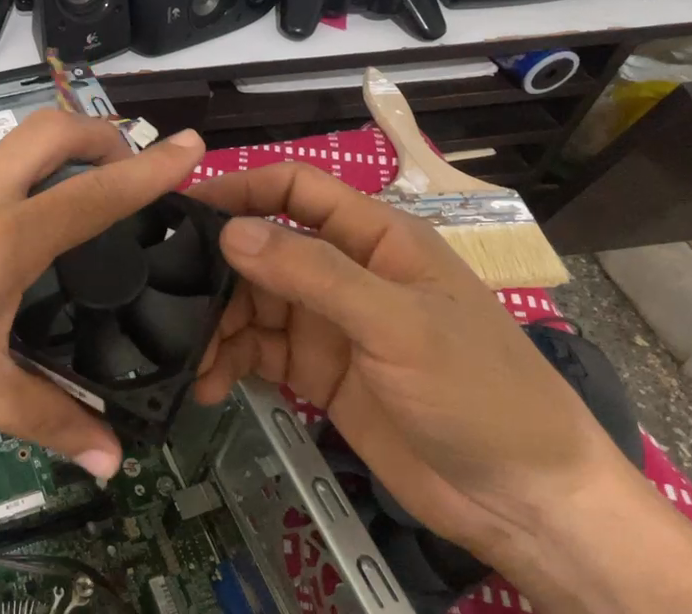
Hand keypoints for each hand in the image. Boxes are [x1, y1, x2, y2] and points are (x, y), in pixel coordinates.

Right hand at [186, 162, 631, 557]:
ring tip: (188, 355)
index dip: (241, 189)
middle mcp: (345, 272)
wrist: (524, 502)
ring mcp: (329, 325)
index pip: (296, 189)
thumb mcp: (397, 324)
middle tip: (167, 297)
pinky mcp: (317, 372)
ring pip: (252, 304)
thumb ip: (313, 274)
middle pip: (262, 250)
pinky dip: (229, 363)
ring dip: (216, 324)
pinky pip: (258, 353)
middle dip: (216, 270)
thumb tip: (230, 232)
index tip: (182, 208)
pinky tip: (207, 384)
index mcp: (375, 239)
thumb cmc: (478, 393)